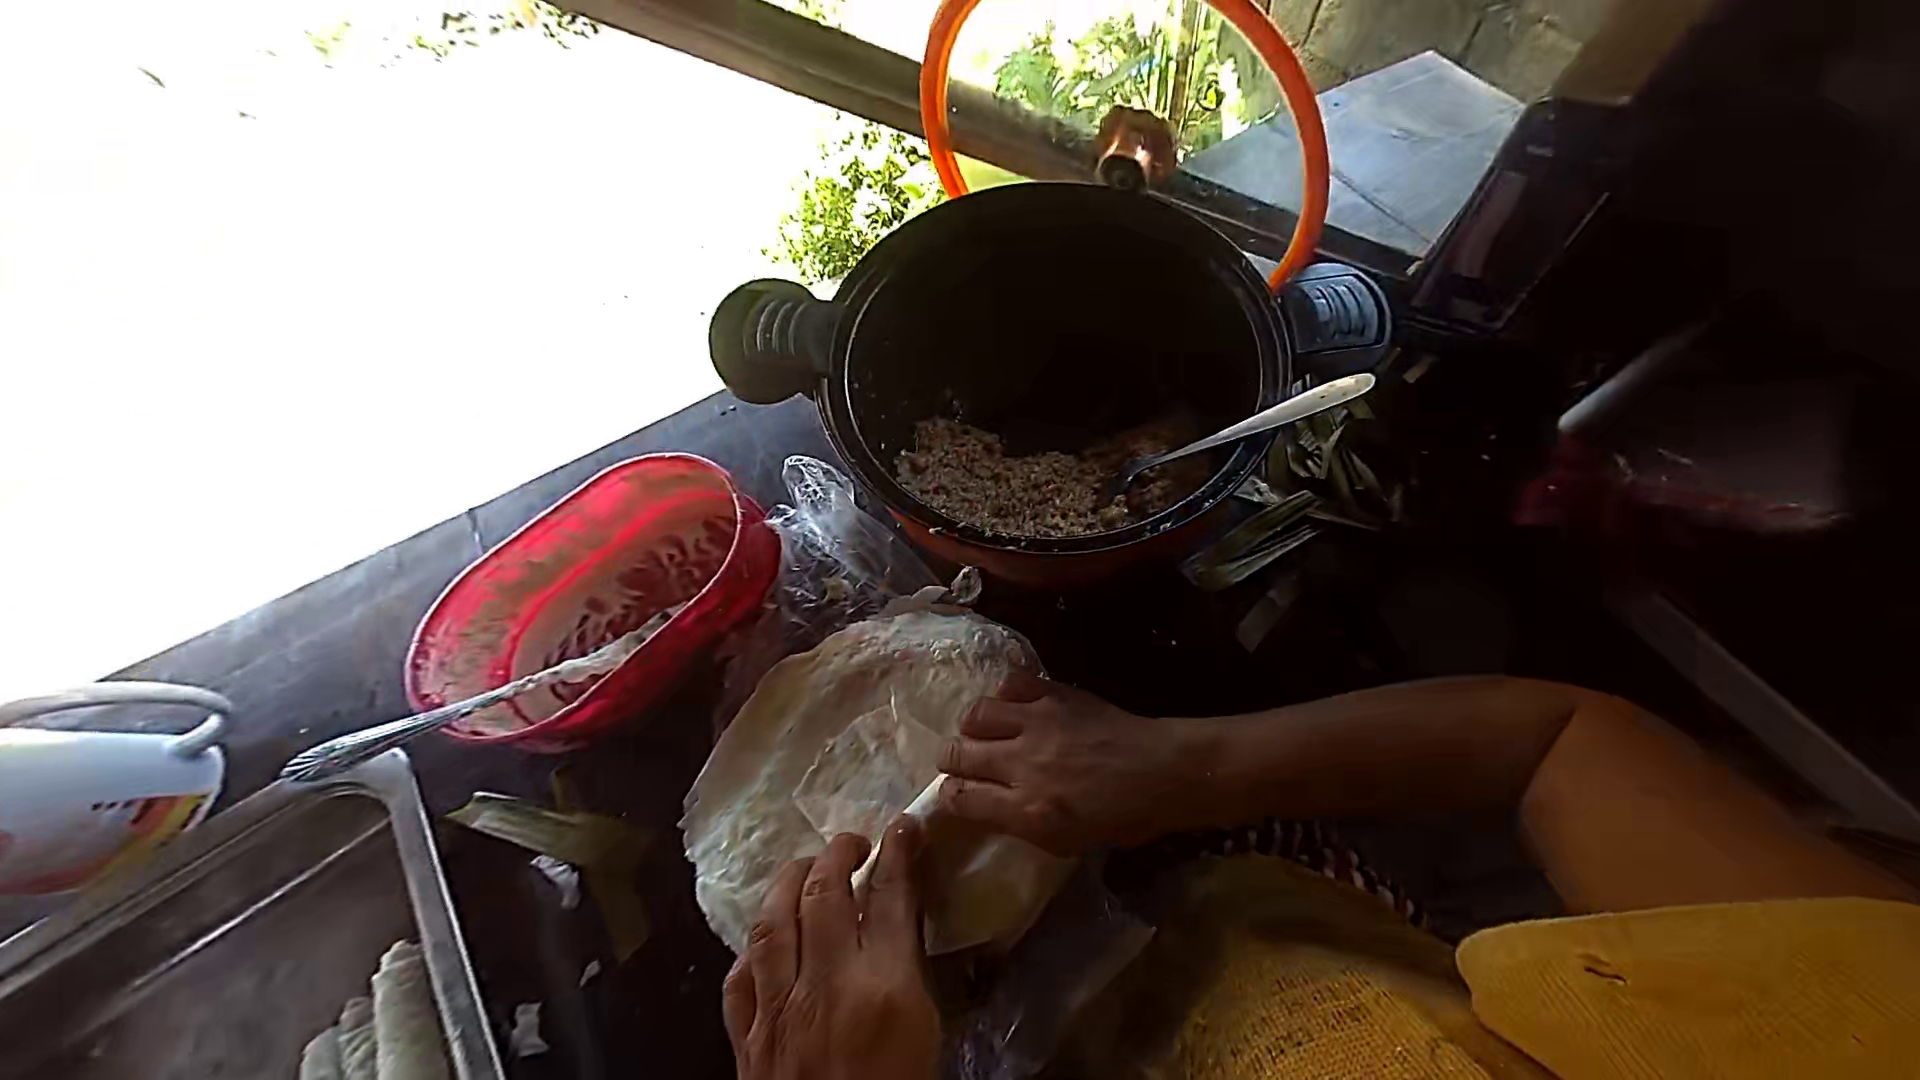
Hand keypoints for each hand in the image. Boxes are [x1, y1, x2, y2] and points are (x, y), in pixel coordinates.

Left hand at [723, 820, 939, 1079]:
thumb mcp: (924, 1028)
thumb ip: (908, 963)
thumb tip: (898, 906)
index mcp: (884, 990)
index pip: (891, 896)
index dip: (898, 851)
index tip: (903, 826)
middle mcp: (826, 988)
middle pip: (825, 892)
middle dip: (840, 852)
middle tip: (854, 843)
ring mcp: (778, 1013)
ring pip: (773, 920)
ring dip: (791, 881)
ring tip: (808, 868)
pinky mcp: (746, 1041)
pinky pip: (739, 976)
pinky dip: (754, 948)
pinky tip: (770, 938)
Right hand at [937, 673, 1198, 853]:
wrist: (1159, 771)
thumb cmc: (1118, 816)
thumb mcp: (1065, 840)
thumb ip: (1018, 821)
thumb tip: (984, 804)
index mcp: (1026, 809)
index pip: (960, 798)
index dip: (948, 796)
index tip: (953, 793)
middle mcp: (1022, 764)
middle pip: (958, 754)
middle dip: (949, 760)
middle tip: (956, 761)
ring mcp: (1036, 724)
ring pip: (976, 715)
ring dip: (971, 726)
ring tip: (980, 731)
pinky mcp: (1052, 695)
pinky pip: (1010, 685)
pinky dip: (1004, 695)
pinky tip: (1012, 706)